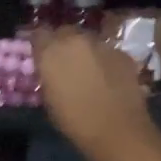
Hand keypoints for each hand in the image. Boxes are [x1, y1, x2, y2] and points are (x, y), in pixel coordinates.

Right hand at [32, 28, 155, 157]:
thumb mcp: (48, 99)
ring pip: (87, 39)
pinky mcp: (122, 53)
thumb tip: (49, 70)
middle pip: (64, 31)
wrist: (117, 129)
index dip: (38, 42)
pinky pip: (106, 51)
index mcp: (51, 50)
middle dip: (61, 43)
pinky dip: (103, 59)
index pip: (38, 33)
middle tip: (62, 61)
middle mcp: (75, 39)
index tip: (38, 51)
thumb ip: (46, 76)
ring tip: (86, 69)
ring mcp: (101, 43)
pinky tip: (106, 77)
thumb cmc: (74, 121)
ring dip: (84, 50)